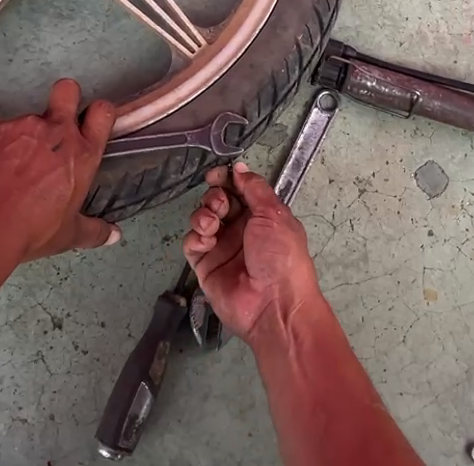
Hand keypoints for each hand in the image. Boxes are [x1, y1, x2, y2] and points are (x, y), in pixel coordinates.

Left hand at [0, 78, 119, 261]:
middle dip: (65, 98)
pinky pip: (2, 130)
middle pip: (68, 90)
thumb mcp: (69, 234)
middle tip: (56, 121)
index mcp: (82, 154)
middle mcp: (56, 132)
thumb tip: (113, 236)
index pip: (103, 112)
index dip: (98, 112)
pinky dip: (0, 145)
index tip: (91, 122)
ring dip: (26, 134)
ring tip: (14, 164)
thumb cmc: (31, 231)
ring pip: (30, 117)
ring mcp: (23, 128)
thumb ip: (94, 230)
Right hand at [182, 162, 320, 343]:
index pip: (238, 189)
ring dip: (204, 214)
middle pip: (218, 201)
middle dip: (215, 196)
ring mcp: (222, 247)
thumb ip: (254, 188)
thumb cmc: (281, 255)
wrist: (274, 304)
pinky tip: (206, 240)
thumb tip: (240, 167)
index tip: (216, 175)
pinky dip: (196, 236)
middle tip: (220, 205)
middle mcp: (240, 229)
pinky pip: (192, 243)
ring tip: (213, 223)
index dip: (226, 179)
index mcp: (261, 215)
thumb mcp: (273, 214)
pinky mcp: (205, 266)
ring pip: (202, 219)